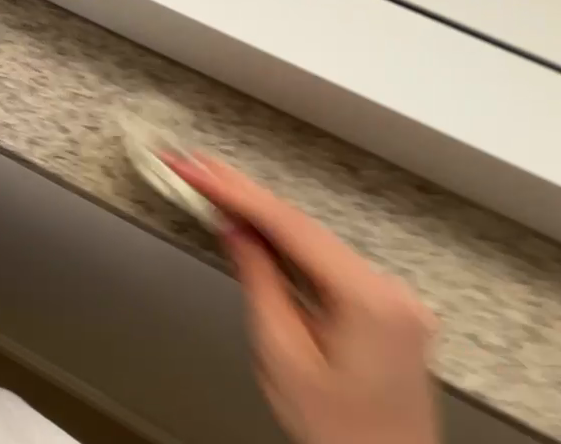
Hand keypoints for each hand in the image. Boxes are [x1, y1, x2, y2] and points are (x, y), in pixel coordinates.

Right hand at [167, 155, 439, 443]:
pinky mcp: (380, 306)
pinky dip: (279, 231)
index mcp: (368, 299)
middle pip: (299, 223)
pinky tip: (249, 215)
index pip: (285, 225)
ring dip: (255, 205)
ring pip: (308, 234)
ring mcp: (390, 297)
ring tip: (207, 177)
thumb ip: (258, 281)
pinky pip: (320, 253)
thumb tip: (234, 230)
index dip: (230, 191)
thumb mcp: (280, 350)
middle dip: (238, 189)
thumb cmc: (333, 424)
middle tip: (187, 159)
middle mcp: (388, 290)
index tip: (187, 167)